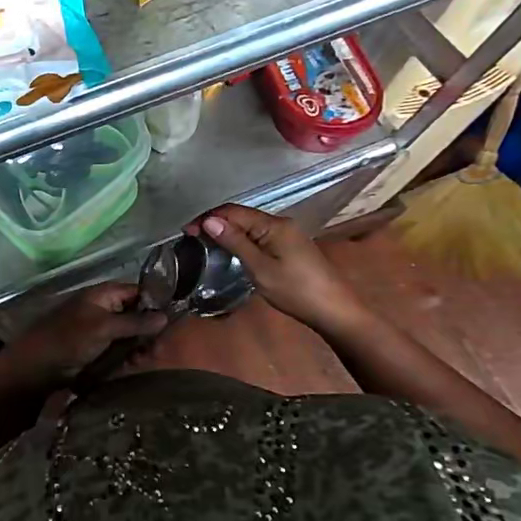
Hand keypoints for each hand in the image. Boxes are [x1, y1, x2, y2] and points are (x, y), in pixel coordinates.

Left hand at [0, 283, 165, 404]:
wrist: (35, 369)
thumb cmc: (68, 340)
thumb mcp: (104, 328)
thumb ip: (135, 322)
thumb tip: (166, 316)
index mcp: (105, 294)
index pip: (139, 291)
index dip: (157, 301)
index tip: (177, 317)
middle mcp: (106, 308)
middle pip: (137, 312)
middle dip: (151, 327)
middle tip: (168, 343)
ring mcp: (102, 329)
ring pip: (131, 333)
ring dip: (142, 344)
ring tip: (155, 356)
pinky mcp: (98, 349)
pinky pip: (121, 349)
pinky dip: (130, 355)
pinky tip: (141, 365)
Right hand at [189, 205, 375, 335]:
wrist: (334, 309)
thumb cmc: (296, 291)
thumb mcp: (261, 269)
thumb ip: (236, 243)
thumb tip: (210, 220)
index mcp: (274, 225)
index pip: (234, 212)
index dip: (208, 218)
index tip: (186, 231)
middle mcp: (281, 223)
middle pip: (242, 216)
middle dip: (216, 223)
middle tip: (192, 239)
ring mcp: (288, 234)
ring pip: (251, 226)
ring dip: (229, 232)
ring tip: (206, 245)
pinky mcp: (291, 247)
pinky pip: (261, 236)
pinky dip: (242, 240)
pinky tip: (232, 252)